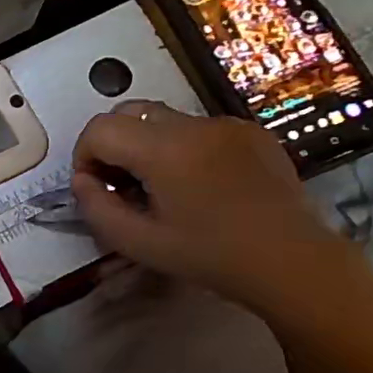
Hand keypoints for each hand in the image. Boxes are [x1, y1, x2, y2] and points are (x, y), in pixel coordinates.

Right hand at [71, 101, 372, 319]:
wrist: (290, 260)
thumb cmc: (209, 256)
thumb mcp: (139, 243)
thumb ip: (97, 209)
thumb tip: (82, 180)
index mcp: (164, 150)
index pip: (100, 129)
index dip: (84, 156)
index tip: (96, 188)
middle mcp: (194, 124)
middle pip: (129, 112)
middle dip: (112, 144)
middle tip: (121, 185)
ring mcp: (226, 124)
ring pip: (164, 119)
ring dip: (147, 146)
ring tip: (161, 189)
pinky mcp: (251, 132)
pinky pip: (199, 128)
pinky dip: (182, 148)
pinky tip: (199, 186)